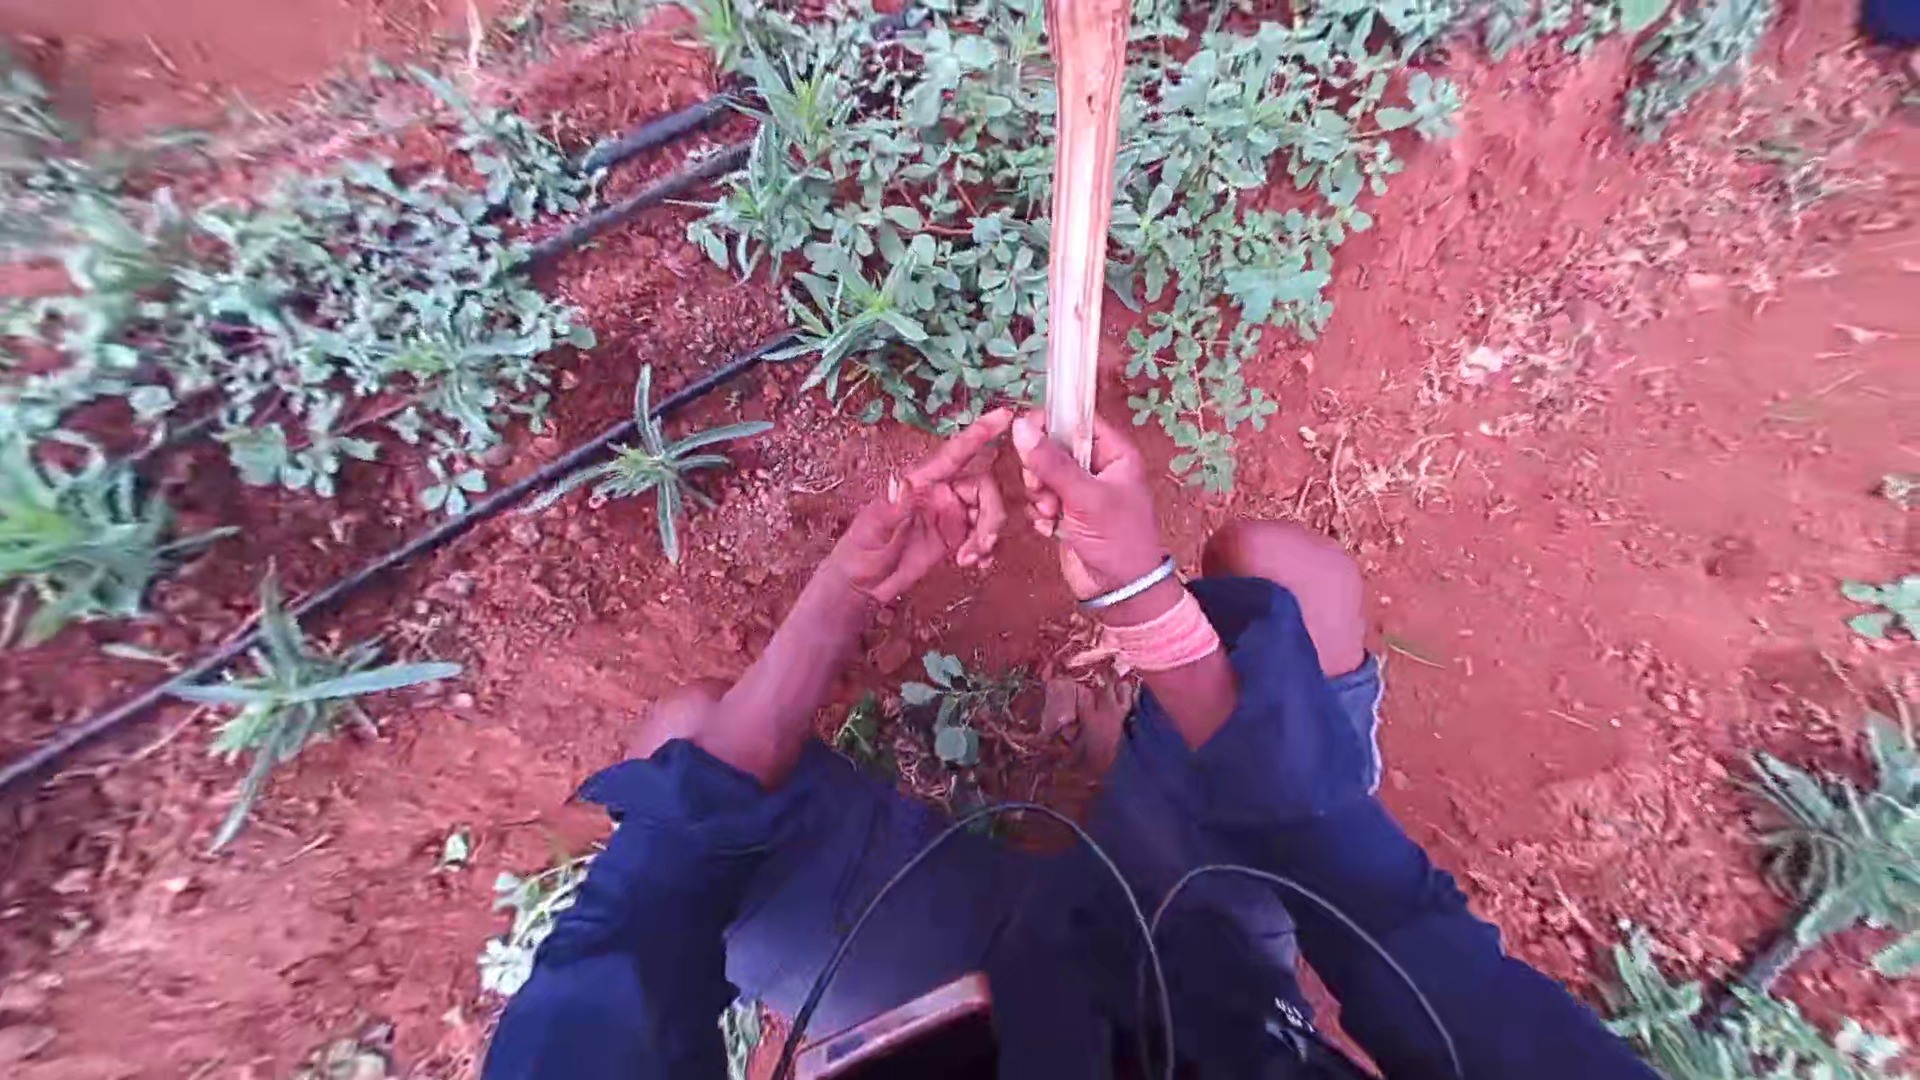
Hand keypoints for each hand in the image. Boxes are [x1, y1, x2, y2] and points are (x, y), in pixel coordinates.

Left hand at [825, 408, 1012, 604]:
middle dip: (992, 515)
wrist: (863, 583)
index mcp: (921, 482)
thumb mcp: (873, 528)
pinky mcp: (955, 537)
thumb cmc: (861, 550)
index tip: (1004, 416)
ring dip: (988, 536)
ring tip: (971, 559)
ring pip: (988, 513)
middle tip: (983, 544)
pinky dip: (985, 549)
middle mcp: (940, 494)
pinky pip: (982, 535)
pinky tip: (975, 564)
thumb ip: (892, 508)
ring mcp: (950, 515)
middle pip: (984, 489)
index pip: (955, 453)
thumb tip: (901, 482)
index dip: (979, 433)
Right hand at [1011, 411, 1164, 598]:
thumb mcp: (1086, 497)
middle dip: (1041, 470)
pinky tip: (1050, 529)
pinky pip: (1039, 500)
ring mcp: (1079, 492)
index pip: (1077, 421)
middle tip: (1041, 489)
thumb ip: (1052, 463)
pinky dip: (1039, 514)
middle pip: (1052, 448)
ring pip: (1042, 475)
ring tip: (1051, 514)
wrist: (1119, 590)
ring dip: (1039, 495)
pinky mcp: (1064, 513)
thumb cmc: (1117, 539)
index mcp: (1114, 454)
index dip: (1050, 424)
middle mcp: (1096, 468)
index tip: (1025, 435)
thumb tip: (1020, 427)